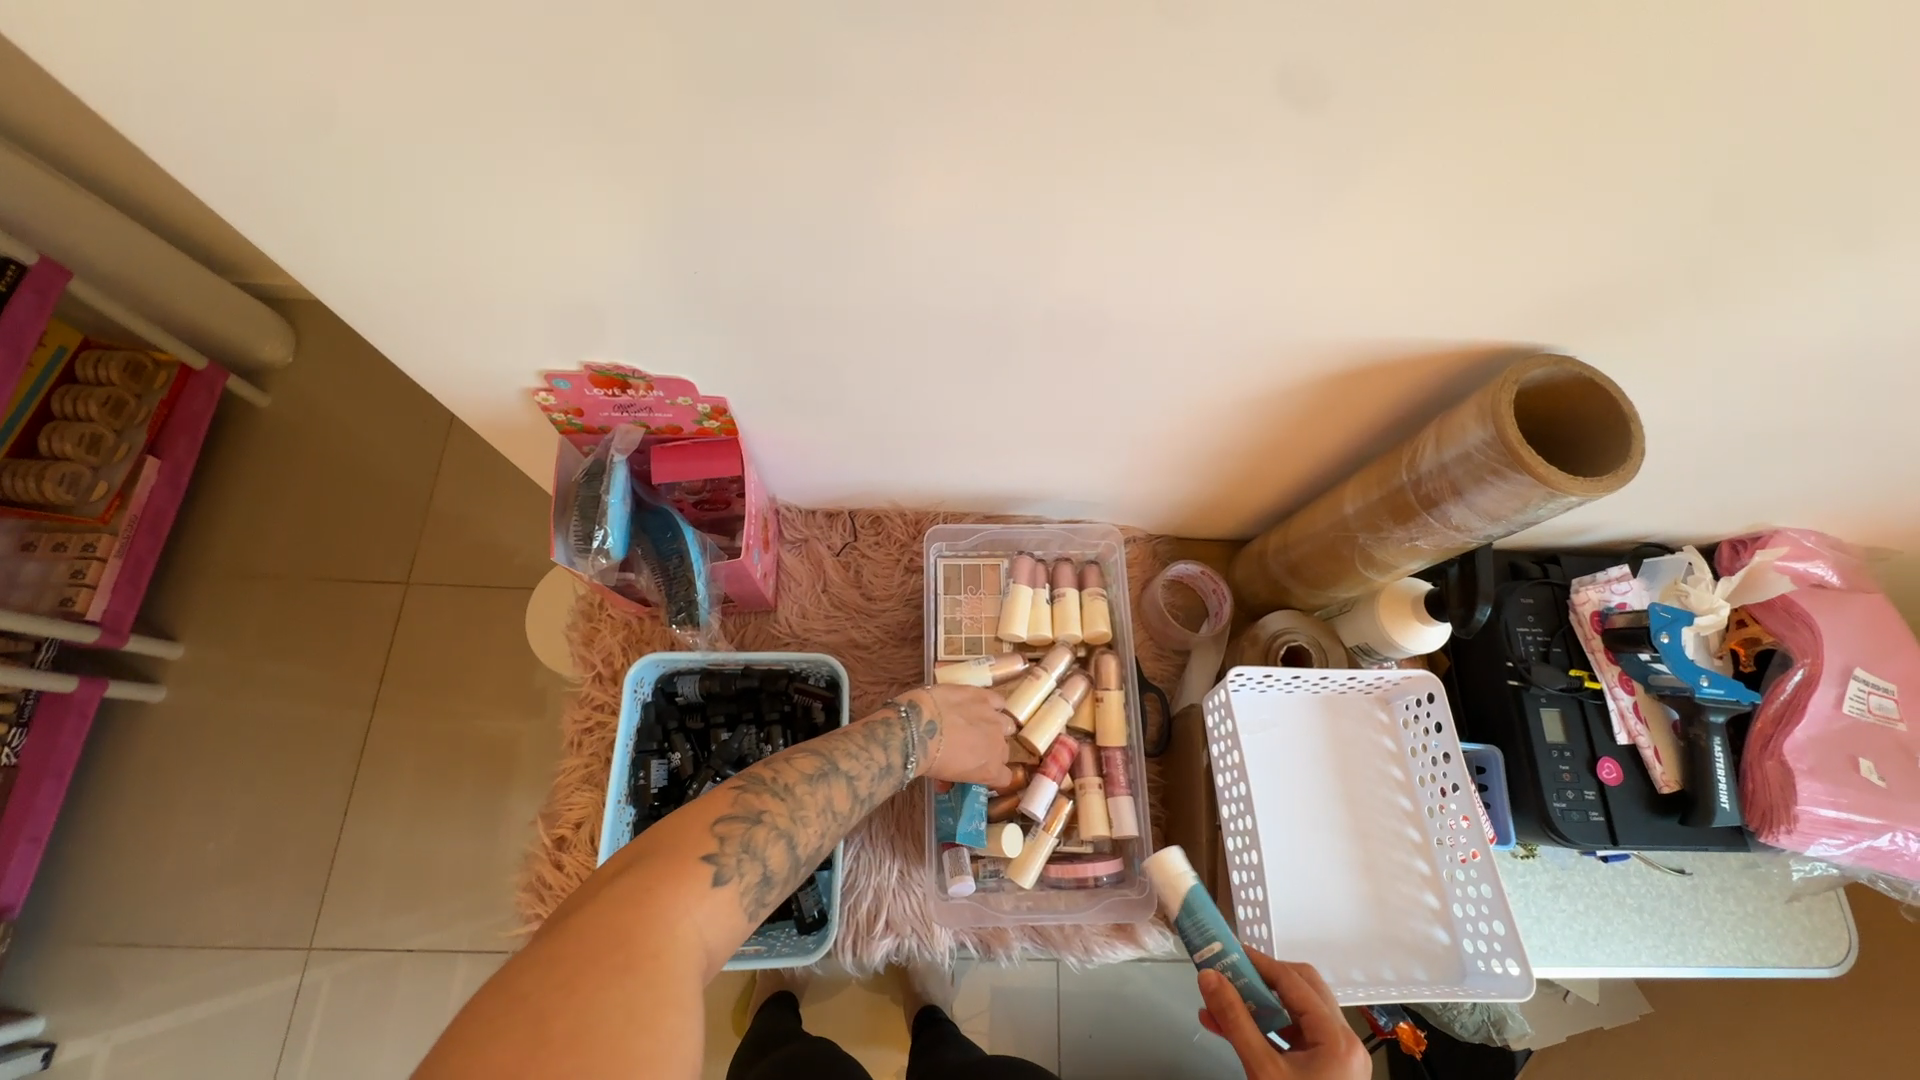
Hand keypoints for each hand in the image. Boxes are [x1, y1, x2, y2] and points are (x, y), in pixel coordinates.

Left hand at [893, 685, 1015, 787]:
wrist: (917, 729)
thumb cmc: (927, 759)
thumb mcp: (945, 776)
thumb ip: (961, 772)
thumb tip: (954, 774)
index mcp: (990, 770)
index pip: (1005, 777)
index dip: (995, 772)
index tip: (983, 769)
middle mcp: (998, 745)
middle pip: (1004, 750)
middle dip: (991, 749)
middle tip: (973, 745)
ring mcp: (994, 719)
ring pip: (1006, 724)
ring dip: (995, 726)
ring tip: (978, 723)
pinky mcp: (984, 696)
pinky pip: (998, 701)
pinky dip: (991, 704)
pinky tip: (978, 704)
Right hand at [1196, 950, 1368, 1079]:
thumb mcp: (1261, 1069)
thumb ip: (1234, 1020)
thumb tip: (1209, 976)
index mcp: (1337, 1037)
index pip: (1293, 981)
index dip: (1259, 962)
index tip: (1228, 951)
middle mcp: (1346, 1041)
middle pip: (1303, 989)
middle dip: (1263, 980)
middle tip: (1231, 975)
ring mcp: (1342, 1058)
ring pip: (1300, 1013)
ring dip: (1263, 1005)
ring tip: (1226, 1006)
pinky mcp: (1332, 1072)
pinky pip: (1300, 1036)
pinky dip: (1271, 1028)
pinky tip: (1241, 1033)